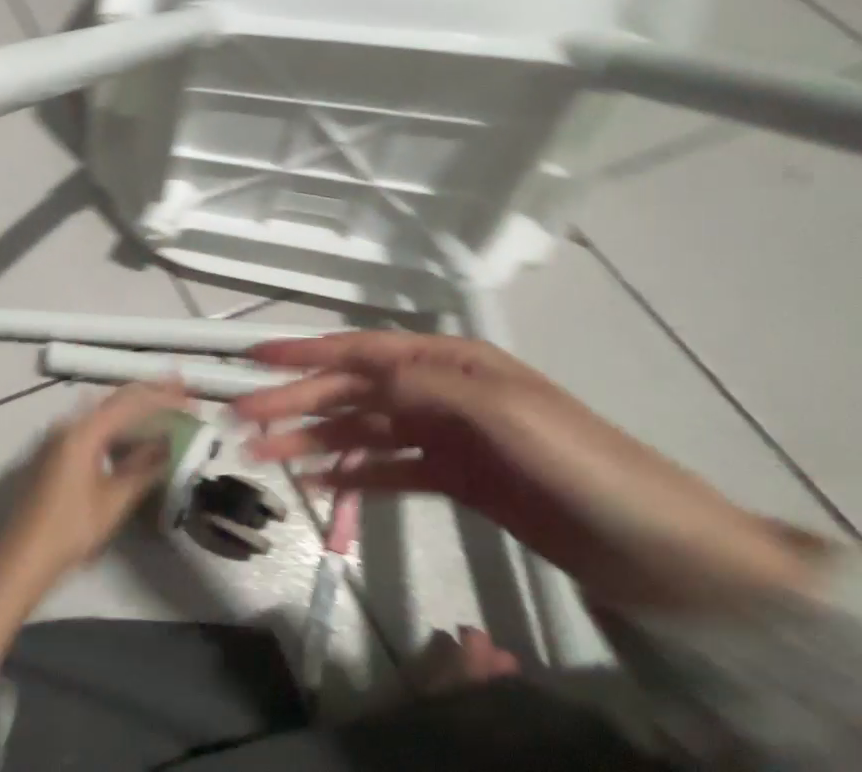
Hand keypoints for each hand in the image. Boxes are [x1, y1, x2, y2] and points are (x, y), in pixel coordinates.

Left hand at [0, 382, 179, 671]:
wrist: (24, 553)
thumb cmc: (70, 528)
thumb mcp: (114, 499)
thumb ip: (144, 466)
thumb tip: (172, 441)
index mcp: (82, 432)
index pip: (129, 402)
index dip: (162, 395)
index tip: (191, 393)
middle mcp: (67, 426)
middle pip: (114, 401)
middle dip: (149, 396)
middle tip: (182, 395)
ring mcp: (57, 438)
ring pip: (102, 414)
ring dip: (133, 411)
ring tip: (166, 412)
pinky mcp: (55, 453)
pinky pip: (92, 428)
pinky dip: (117, 427)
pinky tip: (134, 437)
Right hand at [236, 332, 829, 610]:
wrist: (654, 547)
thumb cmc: (580, 464)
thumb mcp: (506, 413)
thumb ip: (428, 385)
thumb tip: (362, 369)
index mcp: (453, 364)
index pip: (363, 350)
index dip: (305, 352)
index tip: (252, 357)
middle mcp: (441, 392)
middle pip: (351, 392)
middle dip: (294, 402)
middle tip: (242, 419)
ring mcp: (445, 437)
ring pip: (360, 432)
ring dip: (311, 441)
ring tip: (264, 457)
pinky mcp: (452, 478)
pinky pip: (386, 470)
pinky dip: (350, 476)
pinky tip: (316, 484)